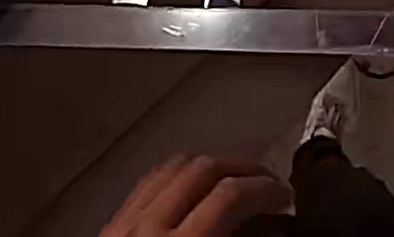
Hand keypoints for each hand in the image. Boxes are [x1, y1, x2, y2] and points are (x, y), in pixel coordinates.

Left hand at [99, 155, 290, 235]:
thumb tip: (263, 234)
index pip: (227, 198)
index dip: (264, 191)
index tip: (285, 196)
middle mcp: (145, 232)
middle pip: (205, 169)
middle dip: (244, 168)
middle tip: (267, 182)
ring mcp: (122, 226)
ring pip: (176, 165)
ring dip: (214, 164)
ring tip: (236, 178)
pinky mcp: (108, 230)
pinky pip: (150, 181)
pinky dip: (180, 173)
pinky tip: (194, 186)